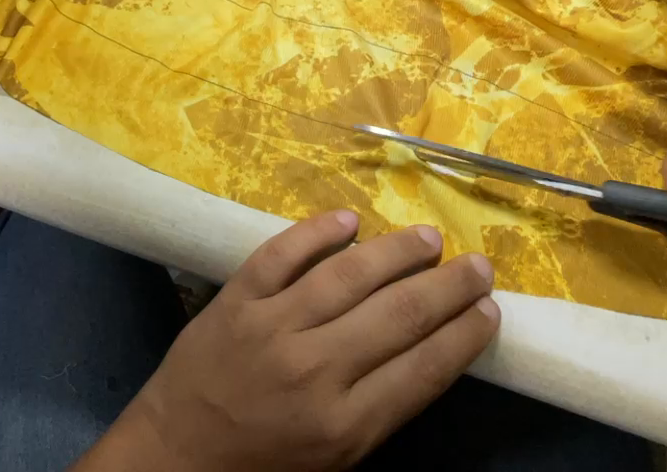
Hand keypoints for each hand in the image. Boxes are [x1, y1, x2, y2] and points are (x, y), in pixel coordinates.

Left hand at [72, 211, 498, 471]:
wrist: (175, 454)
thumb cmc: (262, 464)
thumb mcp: (334, 458)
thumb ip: (378, 407)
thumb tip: (424, 350)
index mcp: (346, 425)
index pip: (423, 370)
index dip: (463, 335)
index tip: (490, 310)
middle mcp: (315, 369)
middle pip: (397, 316)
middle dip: (446, 289)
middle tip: (478, 265)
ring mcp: (271, 325)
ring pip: (346, 276)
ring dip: (394, 252)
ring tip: (429, 237)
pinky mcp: (236, 297)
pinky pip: (281, 254)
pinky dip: (316, 232)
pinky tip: (349, 219)